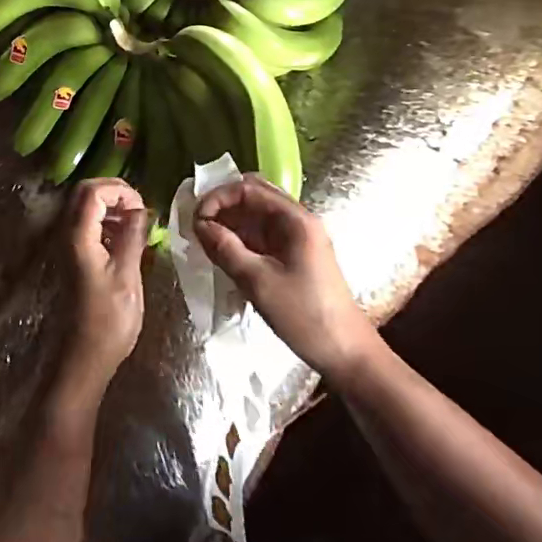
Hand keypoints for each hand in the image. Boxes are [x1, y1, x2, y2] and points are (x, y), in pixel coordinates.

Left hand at [65, 179, 149, 385]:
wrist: (85, 357)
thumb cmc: (108, 320)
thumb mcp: (127, 276)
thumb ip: (133, 236)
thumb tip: (141, 209)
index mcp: (78, 237)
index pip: (93, 191)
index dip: (120, 190)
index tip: (143, 206)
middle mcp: (67, 235)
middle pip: (85, 192)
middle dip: (115, 192)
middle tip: (141, 208)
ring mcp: (69, 245)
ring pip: (86, 206)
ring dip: (112, 205)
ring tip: (138, 222)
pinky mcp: (75, 255)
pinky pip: (89, 223)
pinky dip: (108, 220)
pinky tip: (127, 237)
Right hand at [195, 174, 379, 378]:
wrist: (345, 352)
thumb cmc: (305, 315)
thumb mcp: (258, 282)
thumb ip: (226, 249)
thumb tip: (199, 225)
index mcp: (295, 219)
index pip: (249, 188)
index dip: (218, 197)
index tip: (195, 218)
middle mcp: (297, 220)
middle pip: (254, 196)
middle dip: (222, 205)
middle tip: (197, 224)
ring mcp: (296, 238)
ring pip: (256, 216)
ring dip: (229, 222)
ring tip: (204, 239)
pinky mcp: (293, 256)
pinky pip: (261, 235)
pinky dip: (240, 238)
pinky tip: (222, 251)